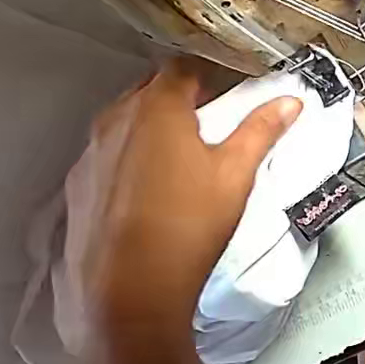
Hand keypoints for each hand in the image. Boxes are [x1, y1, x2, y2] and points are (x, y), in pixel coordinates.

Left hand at [63, 57, 301, 344]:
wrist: (128, 294)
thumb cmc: (188, 227)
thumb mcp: (235, 176)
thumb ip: (260, 132)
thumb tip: (289, 102)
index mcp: (157, 108)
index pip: (182, 69)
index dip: (205, 77)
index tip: (222, 94)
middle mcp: (115, 120)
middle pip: (148, 90)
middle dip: (176, 98)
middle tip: (203, 124)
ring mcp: (90, 153)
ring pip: (122, 123)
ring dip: (147, 128)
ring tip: (174, 160)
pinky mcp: (76, 185)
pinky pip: (104, 156)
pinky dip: (124, 159)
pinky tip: (141, 192)